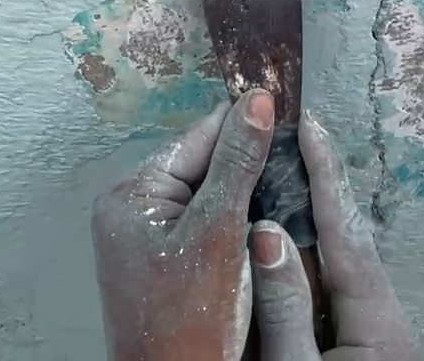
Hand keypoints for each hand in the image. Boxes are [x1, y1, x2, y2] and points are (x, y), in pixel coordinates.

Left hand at [92, 91, 276, 360]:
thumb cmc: (191, 323)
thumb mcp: (219, 232)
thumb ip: (238, 163)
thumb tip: (257, 100)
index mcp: (131, 195)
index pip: (196, 140)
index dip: (241, 124)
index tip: (281, 107)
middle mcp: (131, 209)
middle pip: (200, 165)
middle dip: (243, 162)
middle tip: (292, 152)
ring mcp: (145, 238)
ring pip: (206, 194)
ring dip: (242, 190)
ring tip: (284, 180)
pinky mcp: (162, 262)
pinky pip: (203, 222)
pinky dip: (232, 219)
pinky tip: (261, 218)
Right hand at [245, 112, 419, 359]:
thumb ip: (283, 310)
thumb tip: (265, 231)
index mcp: (377, 321)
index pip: (345, 230)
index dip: (325, 174)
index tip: (309, 124)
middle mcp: (384, 315)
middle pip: (348, 235)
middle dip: (321, 184)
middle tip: (290, 137)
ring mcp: (377, 329)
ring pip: (342, 258)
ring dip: (314, 217)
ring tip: (280, 175)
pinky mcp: (365, 342)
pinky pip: (336, 282)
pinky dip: (313, 251)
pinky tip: (287, 240)